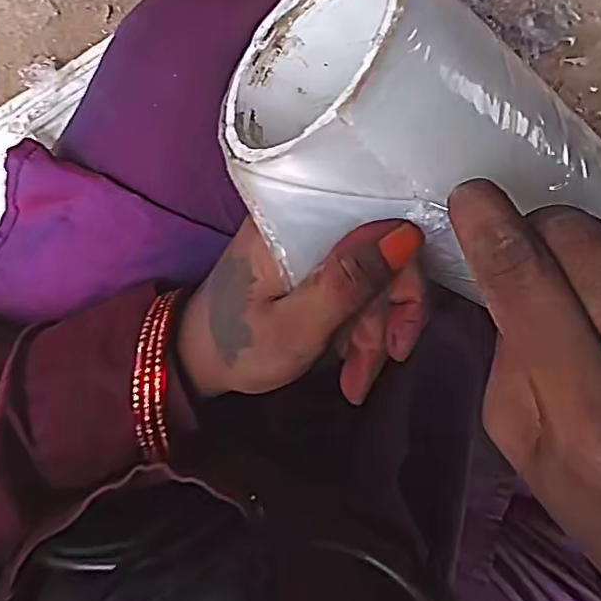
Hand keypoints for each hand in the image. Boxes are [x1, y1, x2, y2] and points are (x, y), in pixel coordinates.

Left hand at [178, 218, 428, 403]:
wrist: (195, 362)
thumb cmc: (236, 347)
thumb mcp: (295, 327)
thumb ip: (347, 282)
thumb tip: (406, 234)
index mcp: (292, 223)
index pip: (377, 226)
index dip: (403, 278)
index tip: (399, 335)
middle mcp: (302, 222)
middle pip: (378, 254)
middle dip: (385, 316)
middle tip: (376, 363)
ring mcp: (305, 244)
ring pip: (369, 278)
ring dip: (371, 332)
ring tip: (355, 378)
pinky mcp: (306, 264)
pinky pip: (351, 287)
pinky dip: (356, 327)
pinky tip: (348, 363)